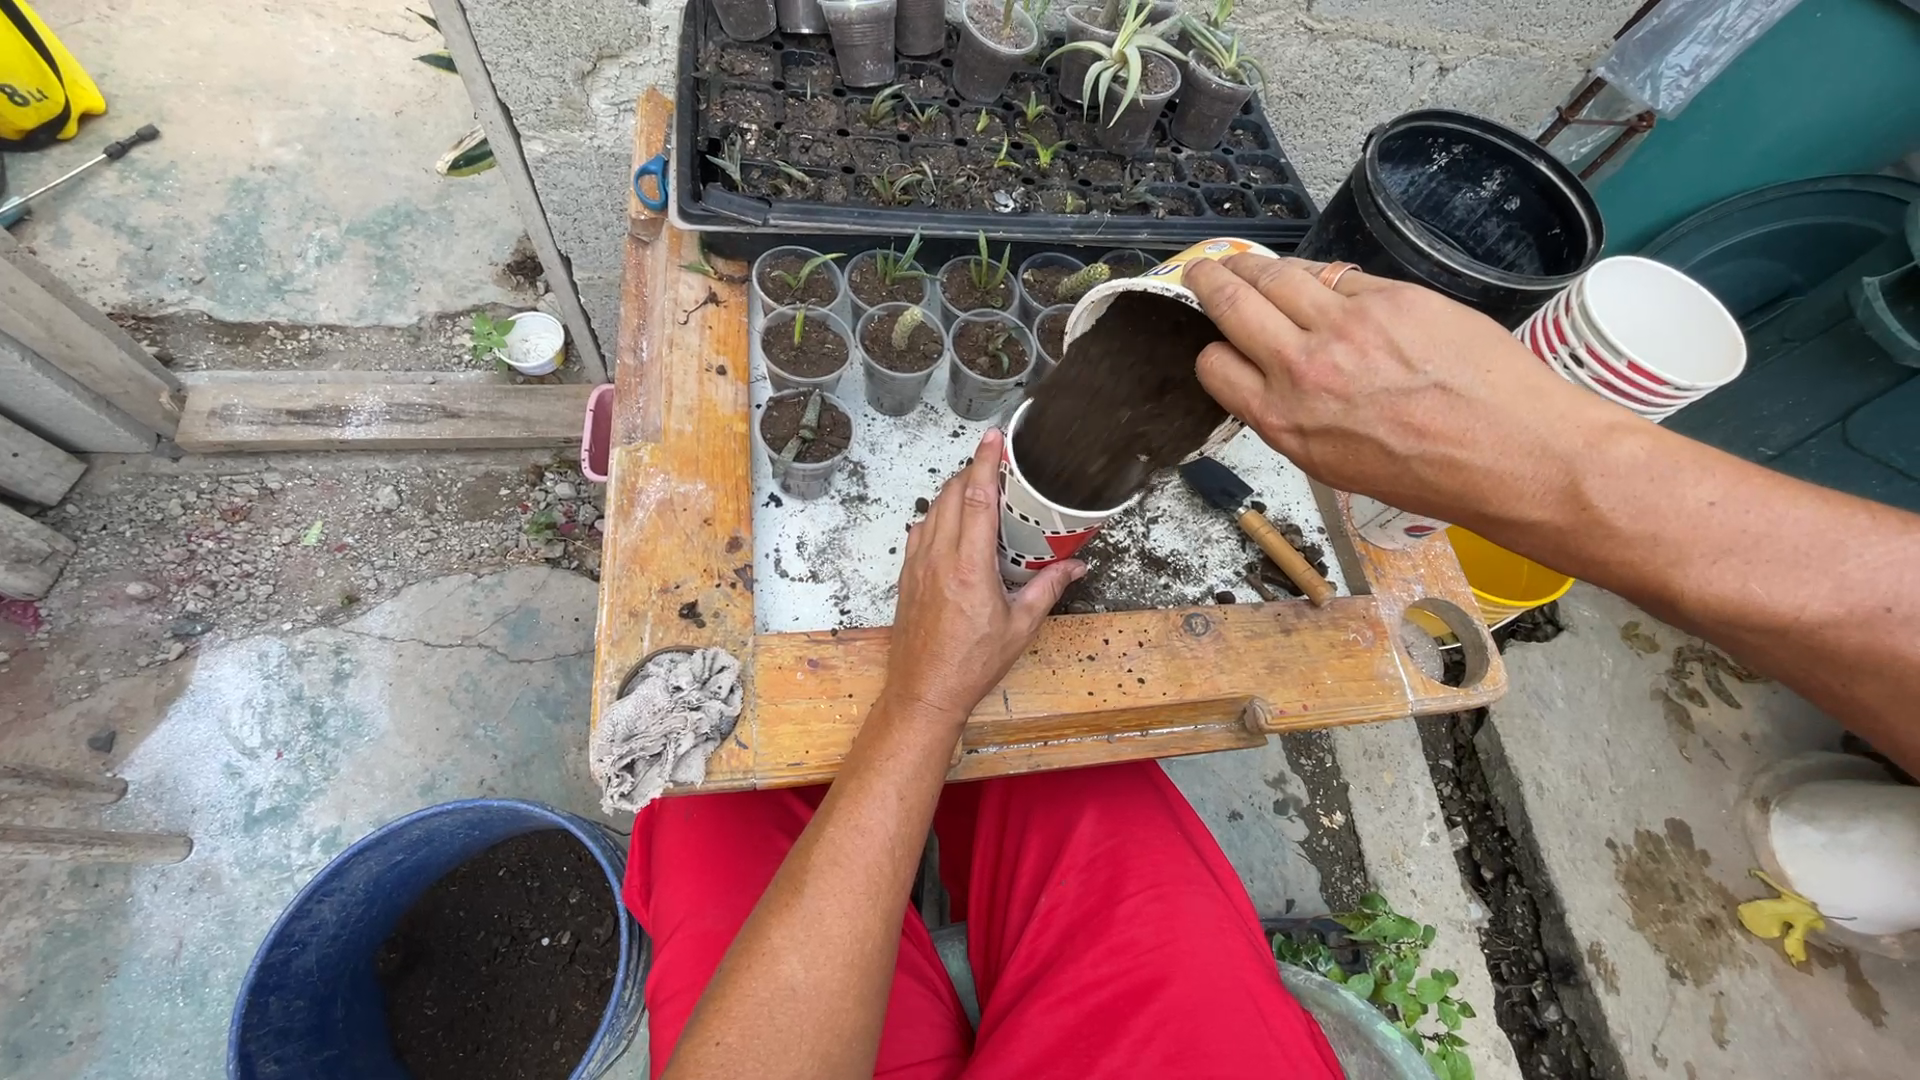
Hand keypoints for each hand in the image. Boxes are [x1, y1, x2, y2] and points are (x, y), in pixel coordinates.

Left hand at [882, 429, 1084, 724]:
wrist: (923, 691)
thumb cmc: (971, 664)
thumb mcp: (1020, 627)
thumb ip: (1048, 589)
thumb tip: (1076, 566)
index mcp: (968, 567)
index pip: (976, 498)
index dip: (986, 462)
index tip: (994, 439)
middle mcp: (938, 558)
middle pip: (952, 494)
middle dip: (972, 471)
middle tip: (996, 464)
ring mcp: (917, 565)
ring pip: (932, 509)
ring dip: (954, 492)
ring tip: (979, 490)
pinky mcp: (907, 575)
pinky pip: (920, 530)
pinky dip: (938, 516)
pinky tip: (953, 525)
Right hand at [1183, 254, 1624, 523]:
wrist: (1510, 451)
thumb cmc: (1421, 473)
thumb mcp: (1327, 463)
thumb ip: (1287, 415)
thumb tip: (1271, 378)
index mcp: (1282, 419)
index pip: (1214, 365)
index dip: (1211, 351)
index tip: (1217, 344)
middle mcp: (1302, 368)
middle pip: (1233, 304)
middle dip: (1208, 281)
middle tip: (1201, 271)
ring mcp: (1347, 325)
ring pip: (1278, 275)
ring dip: (1251, 263)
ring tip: (1242, 260)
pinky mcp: (1392, 297)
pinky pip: (1337, 275)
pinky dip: (1316, 275)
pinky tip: (1314, 279)